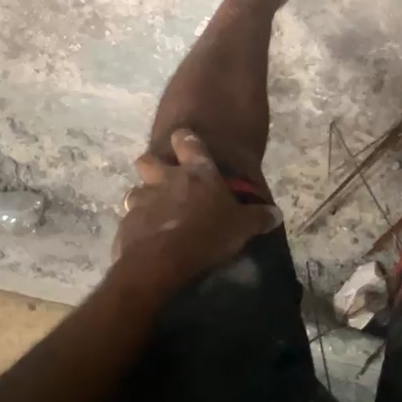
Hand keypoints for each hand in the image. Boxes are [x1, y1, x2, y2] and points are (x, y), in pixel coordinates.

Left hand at [112, 129, 281, 298]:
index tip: (184, 138)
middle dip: (152, 166)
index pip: (188, 143)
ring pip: (135, 192)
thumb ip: (259, 217)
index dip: (186, 139)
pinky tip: (148, 242)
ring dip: (144, 200)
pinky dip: (138, 229)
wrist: (163, 263)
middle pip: (147, 161)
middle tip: (162, 179)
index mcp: (197, 173)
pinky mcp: (126, 227)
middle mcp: (165, 181)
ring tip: (156, 215)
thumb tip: (276, 214)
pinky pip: (131, 222)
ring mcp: (142, 203)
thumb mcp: (243, 226)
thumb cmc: (209, 234)